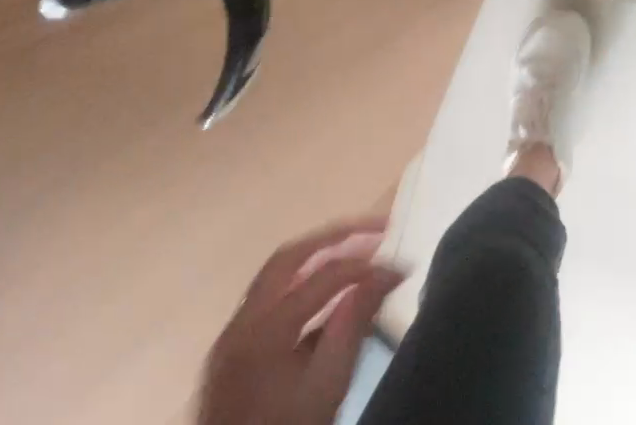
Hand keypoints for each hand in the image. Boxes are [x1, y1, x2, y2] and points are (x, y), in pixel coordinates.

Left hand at [198, 217, 405, 424]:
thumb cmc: (290, 424)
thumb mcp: (329, 381)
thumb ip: (354, 323)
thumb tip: (386, 273)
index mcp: (265, 329)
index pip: (324, 277)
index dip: (368, 266)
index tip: (403, 268)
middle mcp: (242, 322)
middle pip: (289, 258)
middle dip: (337, 237)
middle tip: (378, 229)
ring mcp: (232, 334)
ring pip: (276, 275)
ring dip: (318, 256)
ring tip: (359, 251)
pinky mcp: (233, 348)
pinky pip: (269, 297)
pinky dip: (302, 281)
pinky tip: (329, 293)